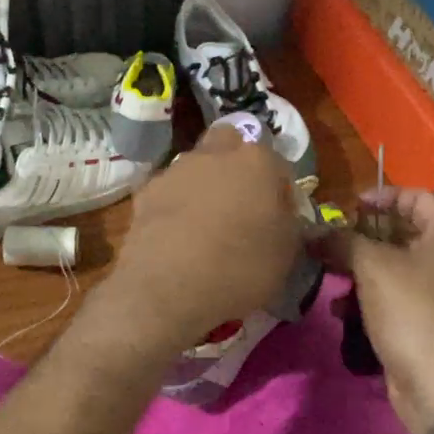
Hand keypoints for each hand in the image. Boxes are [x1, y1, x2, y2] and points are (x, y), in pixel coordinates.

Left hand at [109, 124, 301, 344]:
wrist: (168, 288)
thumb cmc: (241, 269)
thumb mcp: (287, 254)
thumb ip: (288, 224)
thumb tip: (281, 216)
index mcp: (258, 162)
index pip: (278, 165)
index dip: (280, 192)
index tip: (279, 219)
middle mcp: (216, 155)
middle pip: (229, 145)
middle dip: (235, 166)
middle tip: (239, 205)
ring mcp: (176, 170)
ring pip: (195, 166)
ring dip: (202, 185)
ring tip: (203, 226)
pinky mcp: (145, 192)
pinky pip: (168, 191)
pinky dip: (173, 206)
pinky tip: (175, 236)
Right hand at [346, 188, 433, 408]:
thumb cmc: (416, 315)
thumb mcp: (374, 268)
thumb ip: (343, 241)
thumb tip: (314, 231)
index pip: (416, 197)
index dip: (380, 196)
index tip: (345, 208)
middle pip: (404, 232)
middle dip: (362, 237)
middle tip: (327, 242)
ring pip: (396, 268)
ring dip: (360, 270)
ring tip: (327, 276)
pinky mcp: (433, 324)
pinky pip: (398, 298)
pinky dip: (370, 299)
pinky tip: (340, 310)